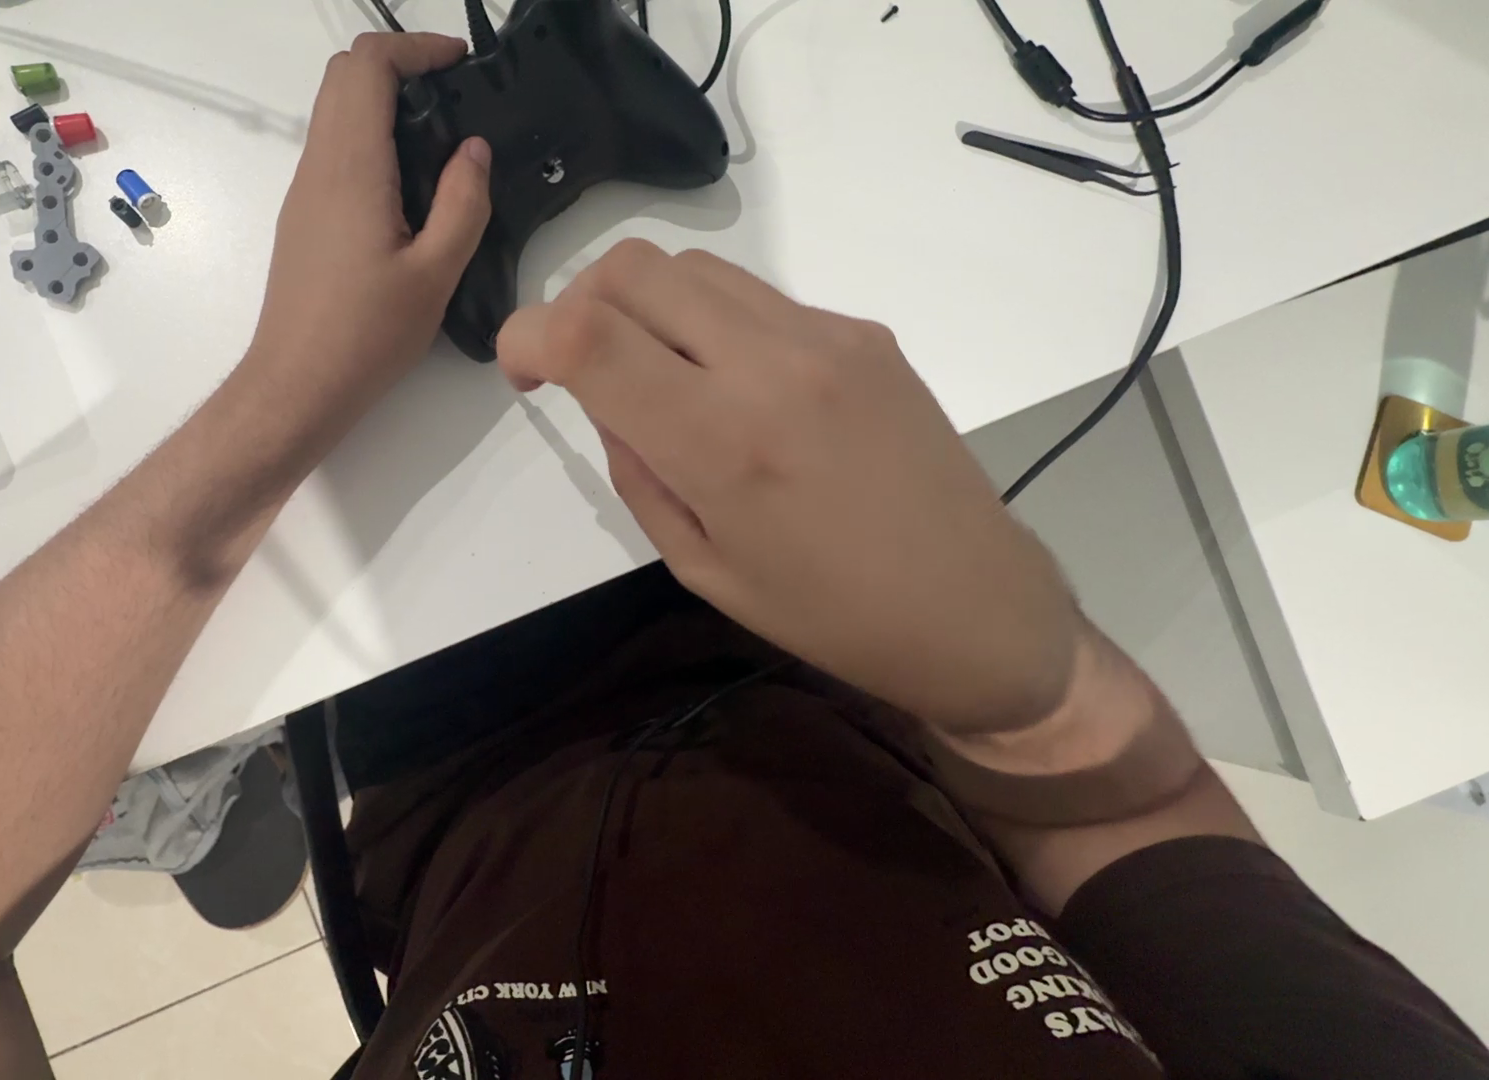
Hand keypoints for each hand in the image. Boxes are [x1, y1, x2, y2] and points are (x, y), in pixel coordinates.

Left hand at [247, 32, 491, 407]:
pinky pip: (333, 156)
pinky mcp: (303, 221)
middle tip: (452, 101)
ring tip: (440, 148)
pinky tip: (408, 194)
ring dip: (383, 108)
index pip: (368, 66)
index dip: (415, 49)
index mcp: (352, 169)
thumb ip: (463, 204)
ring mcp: (303, 194)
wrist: (299, 384)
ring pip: (335, 116)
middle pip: (344, 78)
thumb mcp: (434, 274)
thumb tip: (474, 150)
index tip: (459, 66)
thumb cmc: (367, 335)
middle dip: (399, 69)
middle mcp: (318, 168)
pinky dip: (371, 145)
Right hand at [497, 240, 1084, 734]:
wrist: (974, 609)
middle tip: (578, 368)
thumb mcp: (700, 566)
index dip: (525, 336)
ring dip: (640, 305)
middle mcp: (771, 364)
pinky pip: (753, 297)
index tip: (521, 373)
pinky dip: (706, 319)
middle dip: (575, 305)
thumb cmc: (827, 615)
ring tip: (651, 373)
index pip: (587, 335)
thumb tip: (604, 398)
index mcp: (722, 443)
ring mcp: (826, 336)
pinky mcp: (864, 331)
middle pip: (631, 268)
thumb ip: (637, 471)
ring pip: (691, 267)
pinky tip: (727, 382)